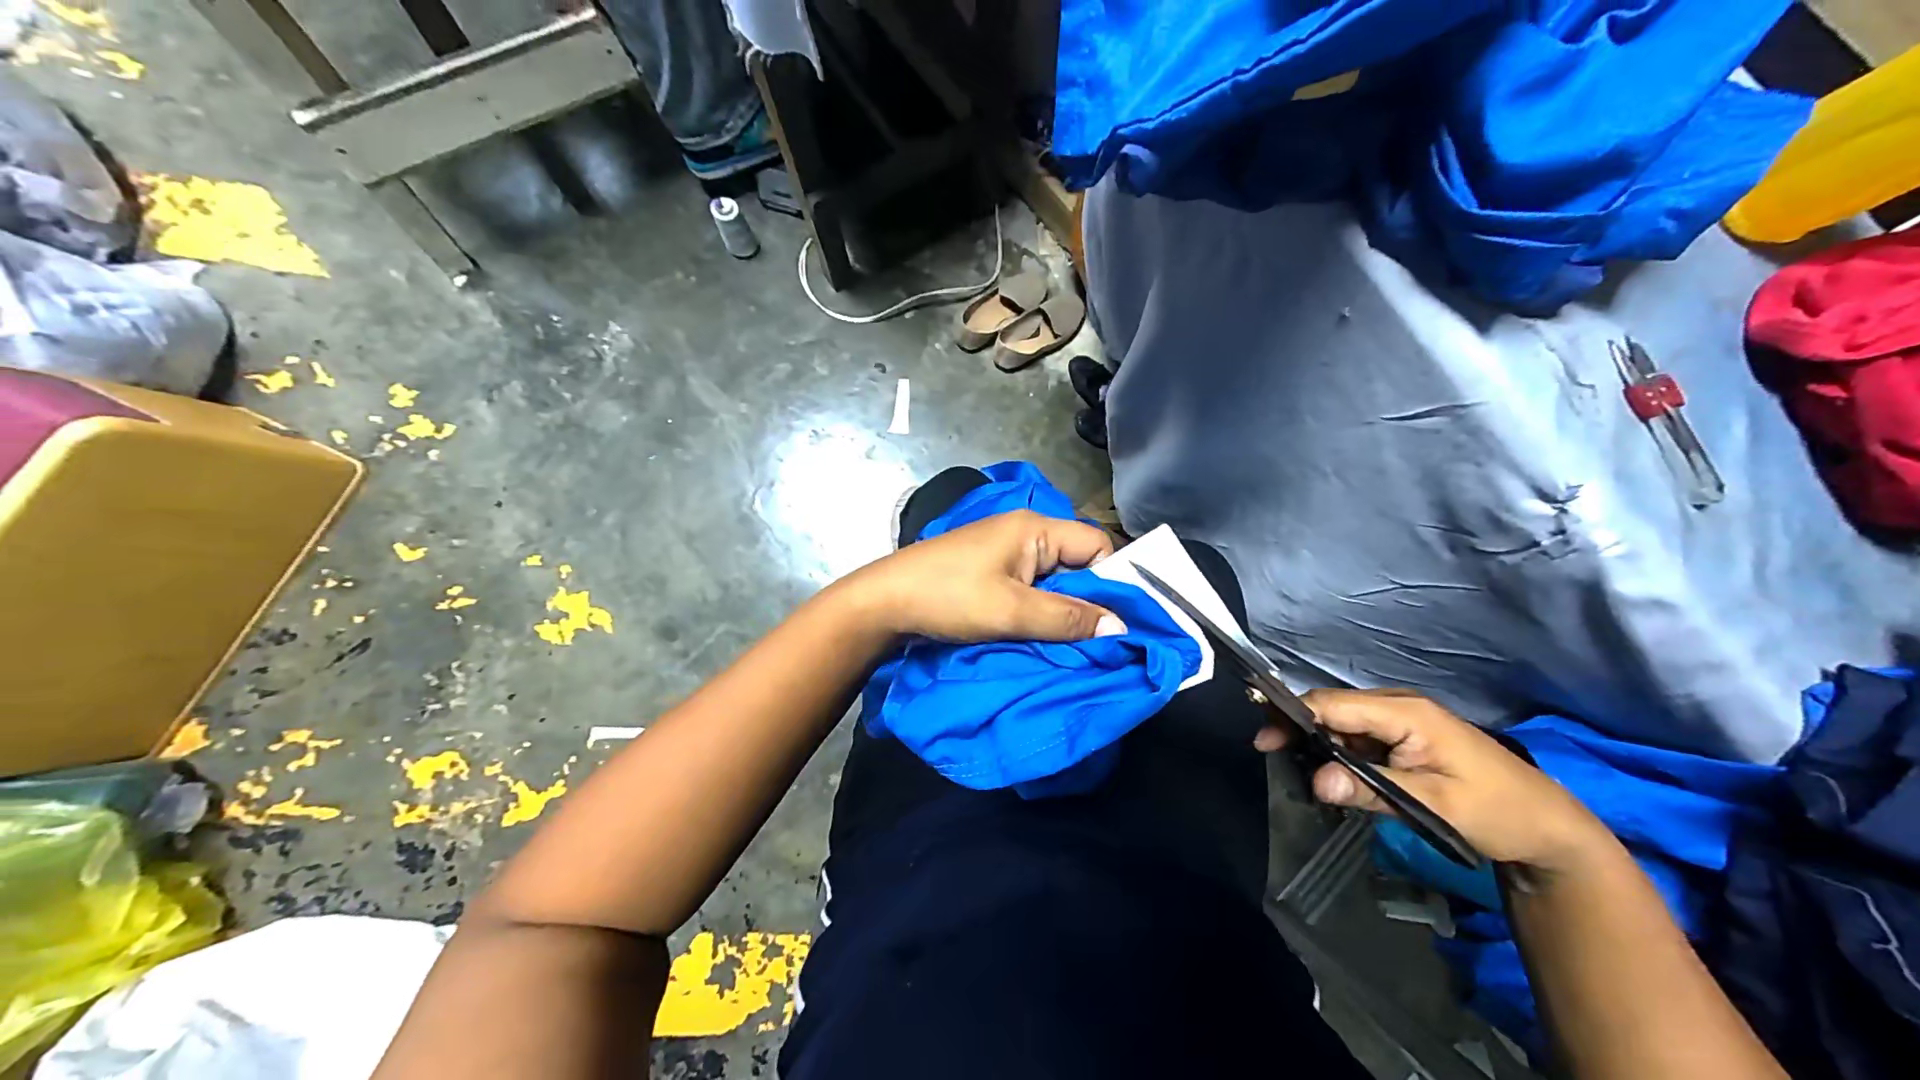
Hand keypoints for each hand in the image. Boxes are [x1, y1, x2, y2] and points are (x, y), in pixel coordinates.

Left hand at [832, 510, 1116, 643]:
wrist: (883, 602)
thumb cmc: (949, 598)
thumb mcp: (1012, 612)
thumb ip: (1068, 618)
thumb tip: (1120, 627)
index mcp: (1033, 528)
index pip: (1096, 545)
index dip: (1114, 580)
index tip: (1122, 621)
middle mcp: (1023, 532)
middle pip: (1078, 562)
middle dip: (1089, 599)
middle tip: (1101, 639)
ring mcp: (1004, 551)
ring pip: (1054, 578)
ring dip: (1063, 608)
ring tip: (1074, 642)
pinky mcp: (989, 571)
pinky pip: (1031, 587)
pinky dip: (1040, 609)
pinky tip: (1043, 634)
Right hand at [1272, 688, 1613, 873]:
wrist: (1548, 827)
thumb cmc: (1497, 811)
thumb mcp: (1434, 805)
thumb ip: (1371, 789)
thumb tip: (1316, 781)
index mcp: (1405, 712)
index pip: (1333, 704)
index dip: (1293, 715)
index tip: (1263, 739)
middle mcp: (1398, 706)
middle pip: (1331, 708)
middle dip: (1298, 728)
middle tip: (1271, 754)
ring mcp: (1400, 720)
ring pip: (1341, 722)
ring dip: (1317, 742)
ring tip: (1297, 768)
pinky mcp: (1403, 736)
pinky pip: (1357, 735)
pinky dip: (1337, 751)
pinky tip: (1329, 771)